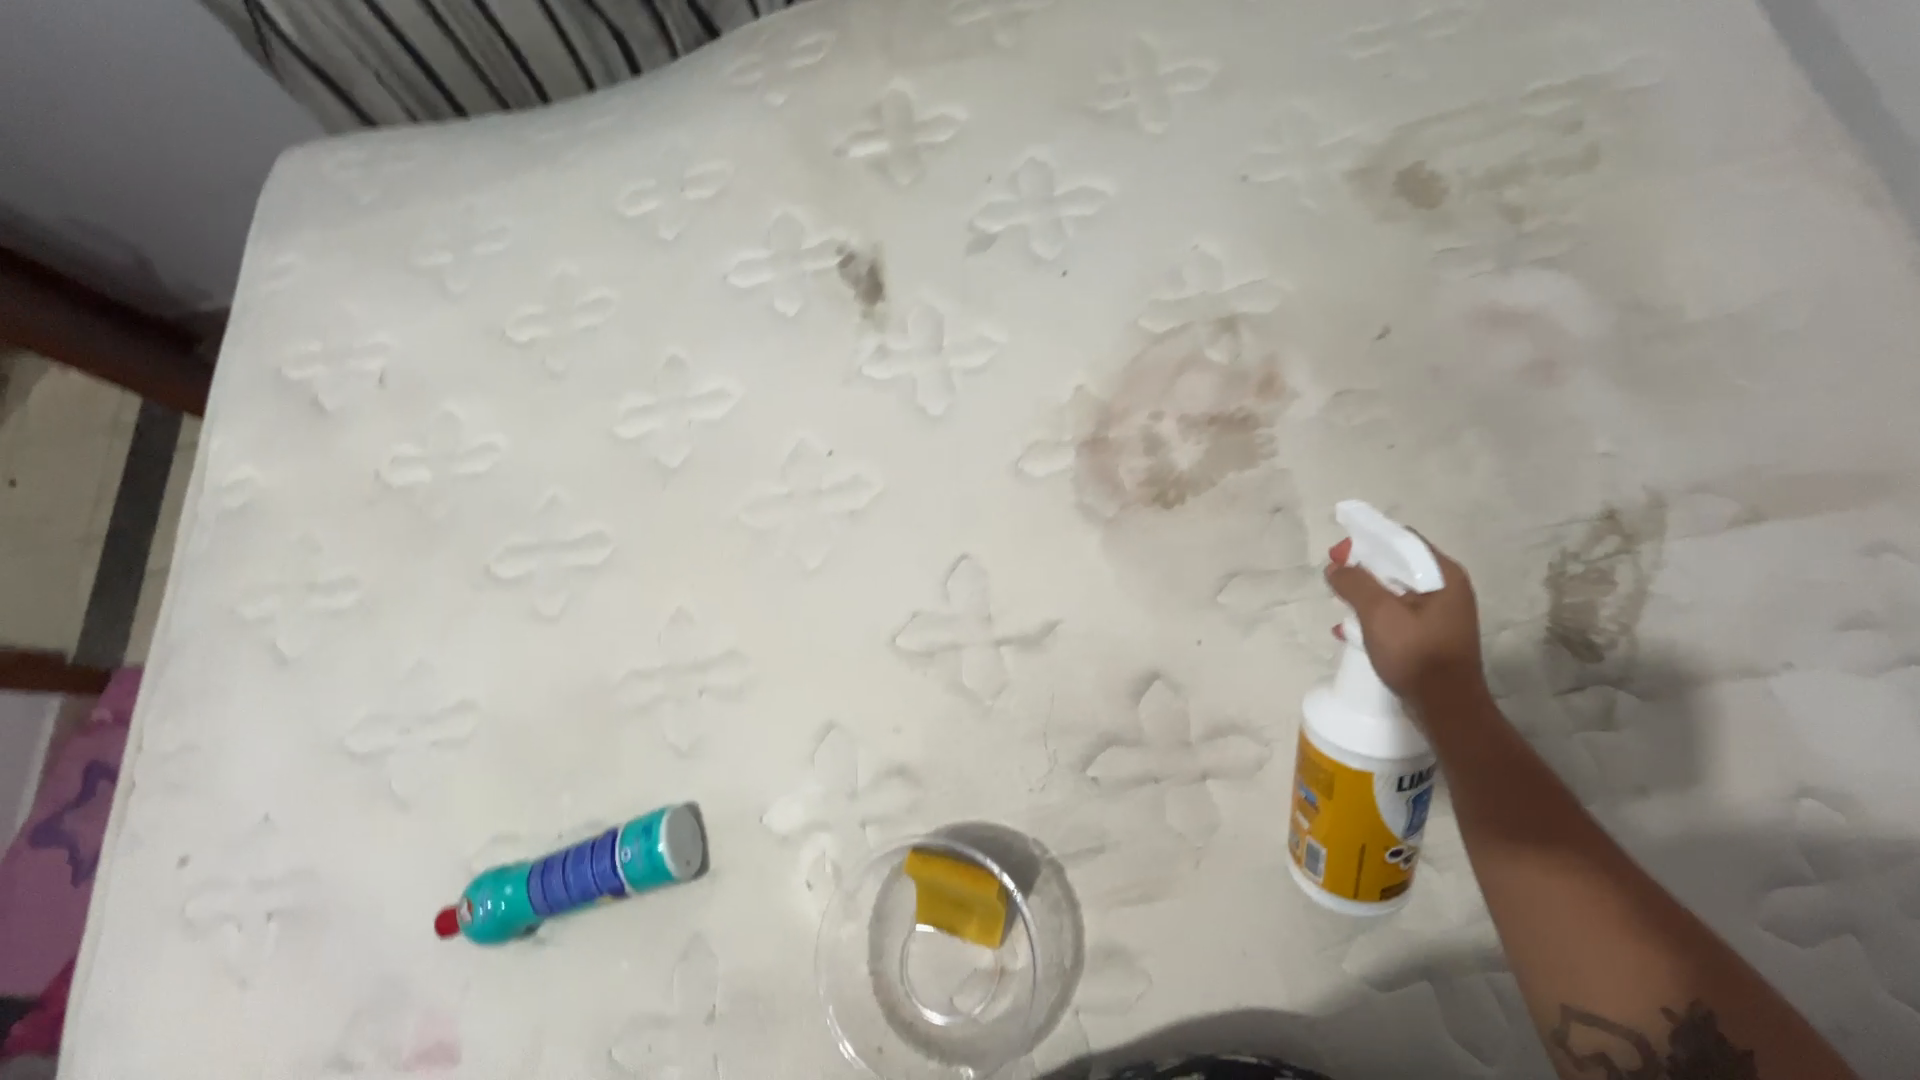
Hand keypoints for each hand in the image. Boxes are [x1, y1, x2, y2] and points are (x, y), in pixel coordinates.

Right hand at [1325, 534, 1486, 706]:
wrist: (1446, 707)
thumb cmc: (1416, 654)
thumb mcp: (1378, 613)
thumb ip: (1355, 583)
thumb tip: (1336, 567)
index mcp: (1443, 575)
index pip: (1402, 540)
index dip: (1367, 541)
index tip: (1337, 554)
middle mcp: (1448, 588)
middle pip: (1398, 565)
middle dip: (1363, 570)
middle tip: (1335, 579)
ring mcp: (1442, 613)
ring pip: (1396, 591)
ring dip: (1366, 594)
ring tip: (1341, 606)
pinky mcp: (1432, 635)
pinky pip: (1399, 613)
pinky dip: (1375, 615)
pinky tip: (1351, 630)